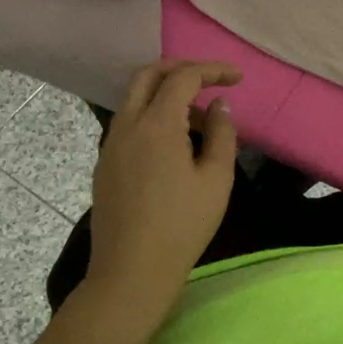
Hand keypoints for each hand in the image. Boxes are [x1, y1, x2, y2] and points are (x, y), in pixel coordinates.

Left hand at [86, 60, 241, 308]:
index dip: (212, 70)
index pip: (183, 77)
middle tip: (210, 80)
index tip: (238, 78)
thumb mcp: (217, 178)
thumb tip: (219, 107)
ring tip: (200, 119)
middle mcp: (127, 126)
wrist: (130, 274)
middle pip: (148, 75)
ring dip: (166, 94)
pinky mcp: (104, 165)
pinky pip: (128, 122)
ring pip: (134, 98)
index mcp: (157, 125)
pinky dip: (153, 115)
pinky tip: (176, 143)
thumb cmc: (182, 226)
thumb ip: (222, 134)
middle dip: (181, 69)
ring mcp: (110, 146)